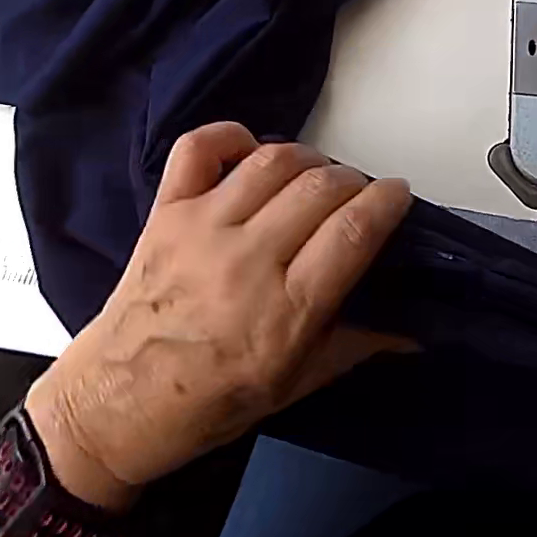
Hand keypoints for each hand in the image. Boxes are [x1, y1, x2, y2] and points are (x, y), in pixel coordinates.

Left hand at [26, 122, 412, 511]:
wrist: (121, 397)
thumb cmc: (208, 401)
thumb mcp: (294, 387)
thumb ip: (354, 345)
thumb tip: (416, 325)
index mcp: (286, 308)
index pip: (353, 229)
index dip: (387, 201)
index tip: (397, 195)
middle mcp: (247, 257)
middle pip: (319, 187)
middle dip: (352, 181)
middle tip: (354, 196)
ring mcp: (201, 228)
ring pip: (271, 162)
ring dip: (305, 159)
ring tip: (312, 177)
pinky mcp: (166, 212)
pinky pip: (198, 149)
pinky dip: (229, 136)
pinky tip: (249, 150)